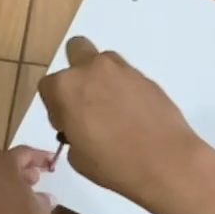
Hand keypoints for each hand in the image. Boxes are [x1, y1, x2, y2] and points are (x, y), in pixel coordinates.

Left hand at [0, 146, 55, 213]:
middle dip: (16, 163)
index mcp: (1, 165)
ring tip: (24, 191)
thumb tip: (44, 196)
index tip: (52, 163)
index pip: (21, 152)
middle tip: (34, 176)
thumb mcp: (42, 207)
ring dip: (5, 178)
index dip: (39, 156)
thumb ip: (42, 196)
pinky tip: (11, 205)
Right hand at [38, 36, 206, 209]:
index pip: (48, 86)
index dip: (56, 107)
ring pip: (104, 61)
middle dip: (77, 71)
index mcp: (66, 87)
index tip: (67, 125)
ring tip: (112, 110)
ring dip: (102, 78)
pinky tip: (133, 116)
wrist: (165, 161)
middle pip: (76, 50)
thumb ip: (71, 131)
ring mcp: (122, 70)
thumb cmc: (113, 163)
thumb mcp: (77, 156)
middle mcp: (92, 69)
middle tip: (85, 102)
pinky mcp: (147, 78)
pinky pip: (127, 78)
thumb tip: (80, 126)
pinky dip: (125, 91)